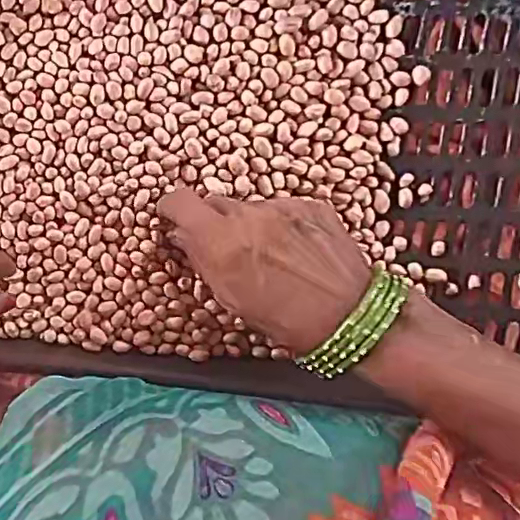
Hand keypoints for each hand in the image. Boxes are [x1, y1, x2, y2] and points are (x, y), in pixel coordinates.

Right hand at [156, 189, 372, 353]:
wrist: (348, 316)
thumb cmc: (282, 318)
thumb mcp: (228, 296)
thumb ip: (201, 259)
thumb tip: (183, 236)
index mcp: (220, 240)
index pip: (179, 201)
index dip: (171, 208)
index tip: (171, 217)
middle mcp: (248, 215)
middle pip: (214, 203)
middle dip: (212, 222)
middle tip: (224, 248)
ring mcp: (283, 207)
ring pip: (249, 207)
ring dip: (249, 225)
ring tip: (267, 256)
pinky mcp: (311, 206)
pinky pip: (281, 208)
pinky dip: (280, 224)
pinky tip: (292, 250)